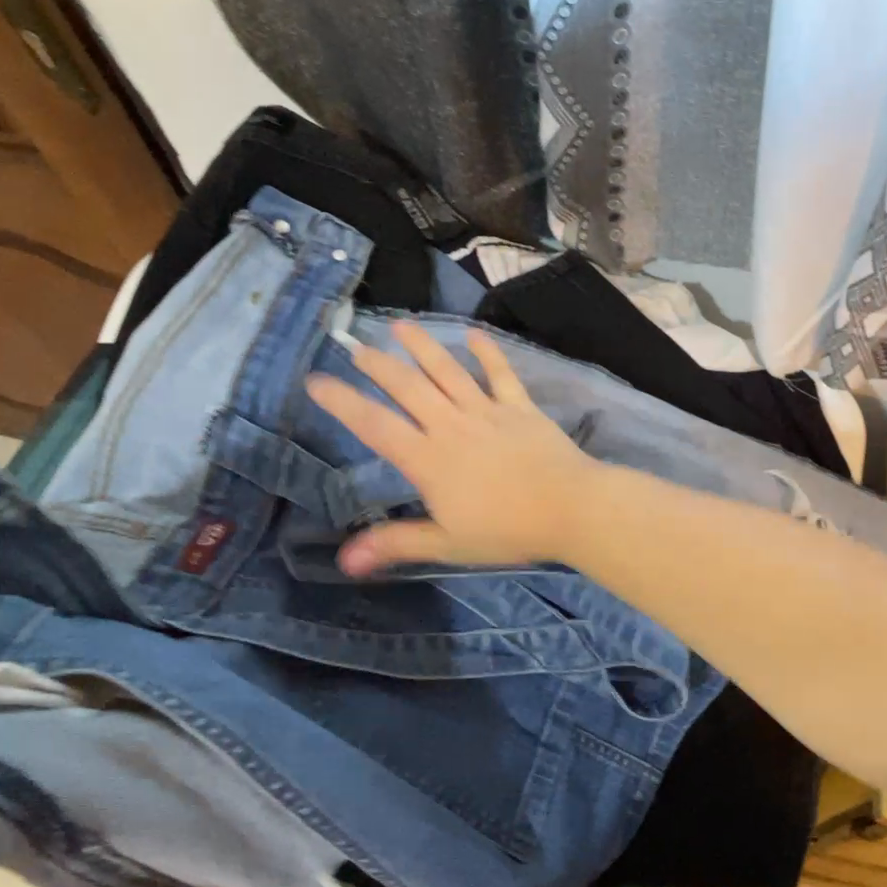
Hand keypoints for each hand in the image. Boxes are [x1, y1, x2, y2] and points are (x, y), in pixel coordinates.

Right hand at [306, 322, 607, 571]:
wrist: (571, 507)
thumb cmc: (508, 531)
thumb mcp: (448, 544)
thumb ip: (397, 544)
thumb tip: (344, 560)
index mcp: (428, 459)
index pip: (375, 425)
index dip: (342, 402)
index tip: (315, 381)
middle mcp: (452, 426)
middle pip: (408, 387)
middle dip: (378, 365)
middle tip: (354, 345)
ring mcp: (489, 412)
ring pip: (448, 371)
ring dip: (423, 347)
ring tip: (400, 326)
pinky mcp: (521, 407)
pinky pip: (501, 374)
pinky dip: (487, 353)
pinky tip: (475, 334)